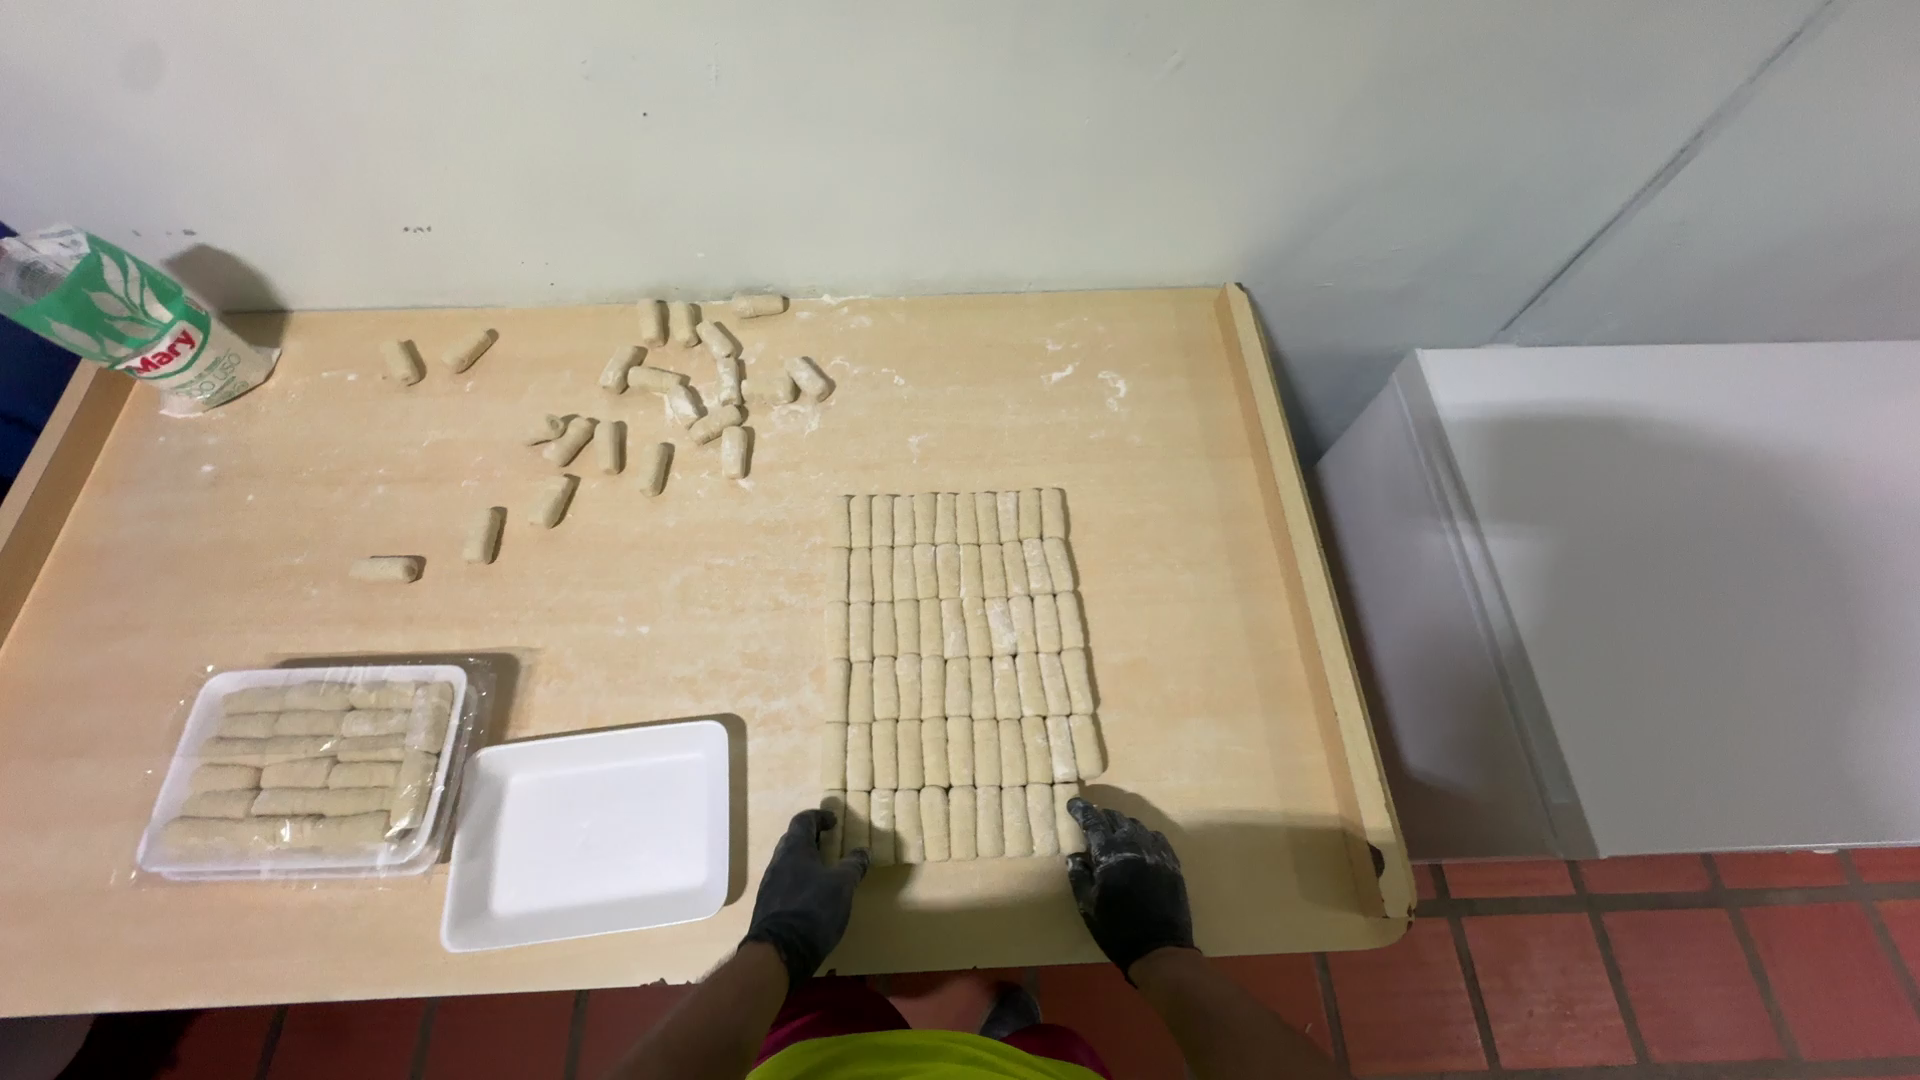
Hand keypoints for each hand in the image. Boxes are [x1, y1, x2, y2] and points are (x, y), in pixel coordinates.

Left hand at [740, 809, 868, 992]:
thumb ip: (853, 866)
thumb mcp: (842, 885)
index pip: (803, 820)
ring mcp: (769, 886)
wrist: (778, 953)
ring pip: (788, 863)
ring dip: (805, 861)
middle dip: (811, 839)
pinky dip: (799, 882)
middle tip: (830, 844)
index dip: (819, 817)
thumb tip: (863, 851)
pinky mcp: (767, 908)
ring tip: (824, 872)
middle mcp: (778, 862)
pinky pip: (784, 884)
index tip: (834, 822)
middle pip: (793, 840)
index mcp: (795, 849)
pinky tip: (812, 897)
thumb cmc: (813, 909)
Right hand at [1066, 797, 1195, 980]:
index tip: (1073, 803)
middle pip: (1115, 819)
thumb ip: (1079, 876)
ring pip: (1136, 826)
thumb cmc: (1117, 930)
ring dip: (1122, 825)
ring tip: (1115, 832)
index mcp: (1110, 855)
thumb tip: (1075, 855)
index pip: (1093, 822)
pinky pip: (1157, 838)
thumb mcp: (1088, 906)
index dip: (1081, 810)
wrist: (1159, 951)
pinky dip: (1143, 835)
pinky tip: (1139, 843)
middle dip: (1101, 816)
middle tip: (1092, 821)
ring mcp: (1156, 853)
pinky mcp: (1172, 863)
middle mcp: (1134, 846)